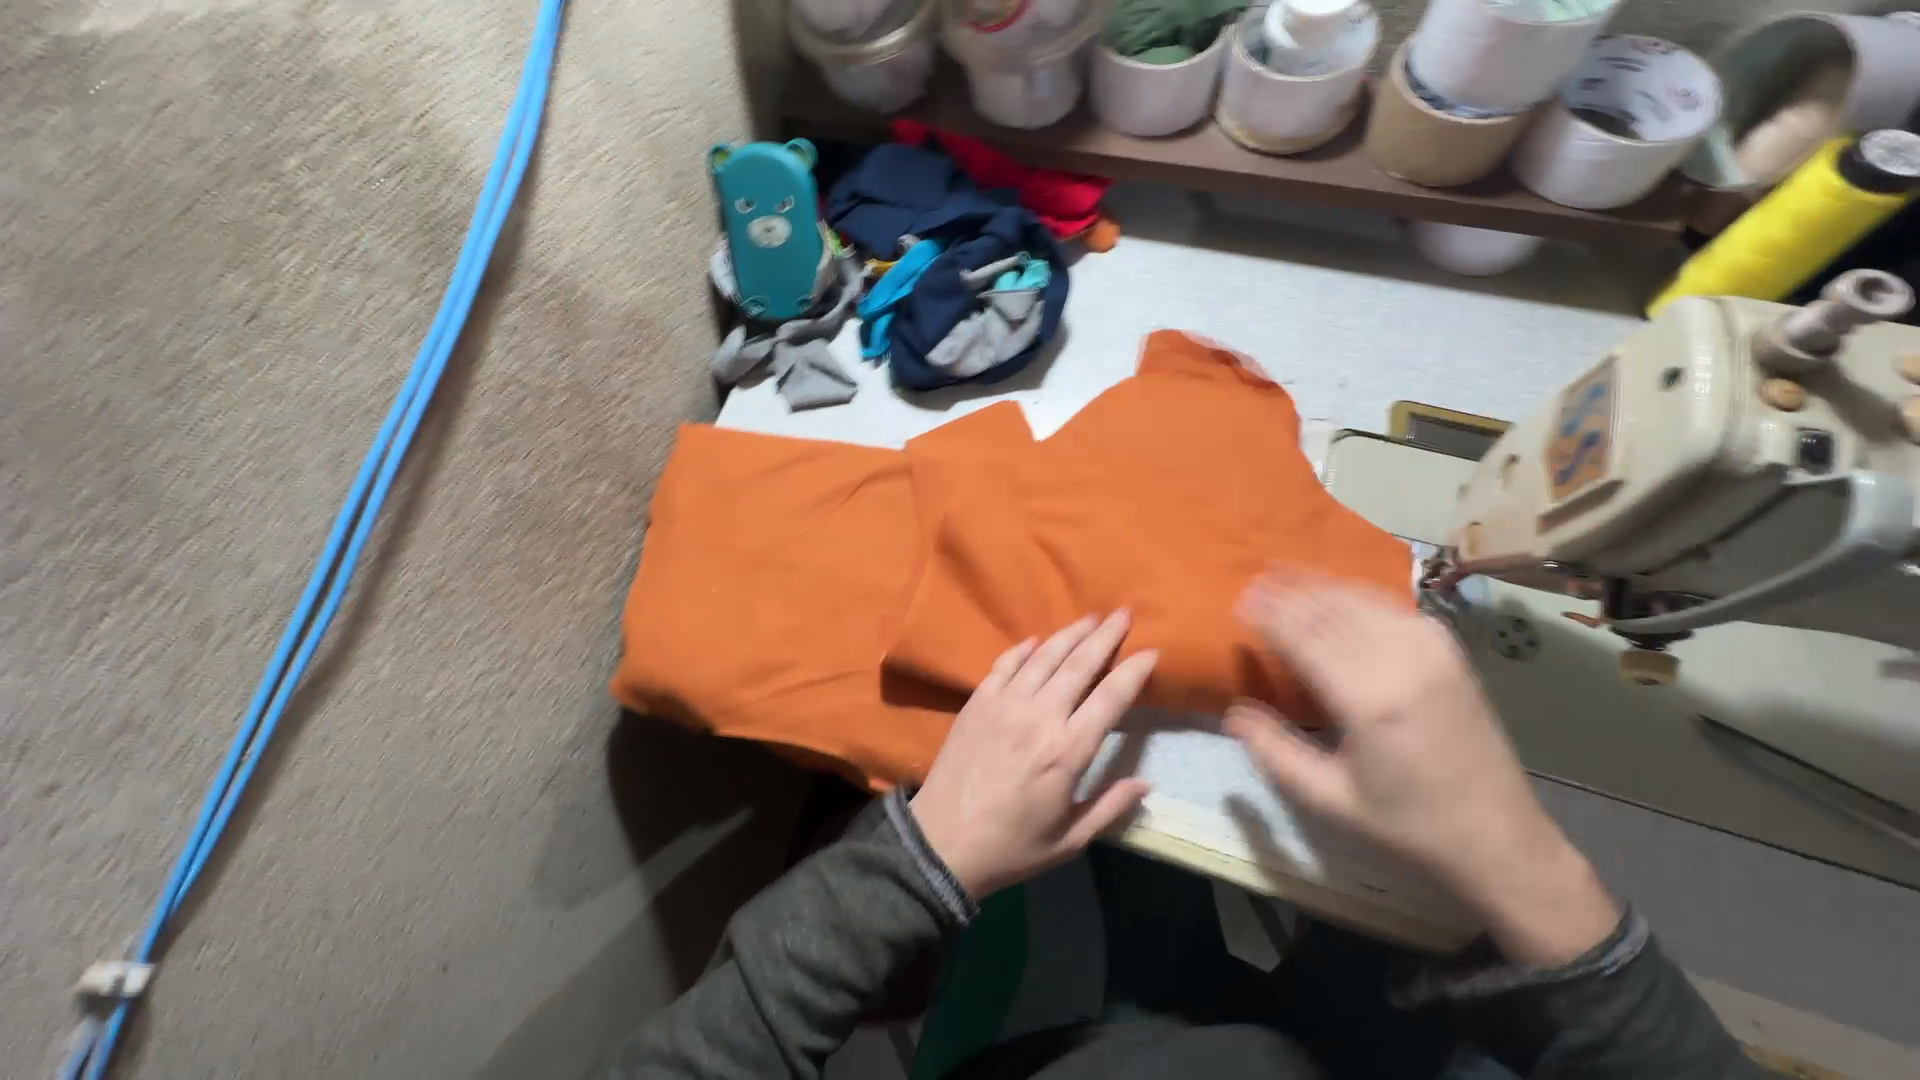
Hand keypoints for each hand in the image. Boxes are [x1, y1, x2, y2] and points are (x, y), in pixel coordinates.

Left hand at [910, 612, 1156, 900]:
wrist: (942, 843)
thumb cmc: (1011, 847)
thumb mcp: (1070, 840)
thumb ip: (1110, 807)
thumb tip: (1147, 783)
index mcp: (1067, 751)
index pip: (1110, 698)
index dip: (1133, 671)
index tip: (1151, 651)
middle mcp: (1038, 717)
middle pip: (1079, 665)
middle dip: (1105, 636)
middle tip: (1124, 614)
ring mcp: (1003, 705)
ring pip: (1043, 657)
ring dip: (1069, 634)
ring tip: (1090, 618)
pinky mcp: (977, 703)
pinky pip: (1005, 665)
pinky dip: (1024, 650)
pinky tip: (1038, 640)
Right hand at [1227, 570, 1618, 965]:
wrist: (1498, 836)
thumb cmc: (1406, 823)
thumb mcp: (1329, 798)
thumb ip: (1276, 752)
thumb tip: (1233, 712)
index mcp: (1368, 700)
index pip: (1306, 638)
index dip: (1270, 615)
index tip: (1239, 601)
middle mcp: (1402, 663)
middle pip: (1332, 611)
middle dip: (1289, 594)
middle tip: (1254, 583)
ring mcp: (1432, 652)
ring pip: (1363, 601)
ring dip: (1320, 587)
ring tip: (1285, 576)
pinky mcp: (1450, 652)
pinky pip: (1393, 608)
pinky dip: (1357, 595)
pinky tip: (1336, 593)